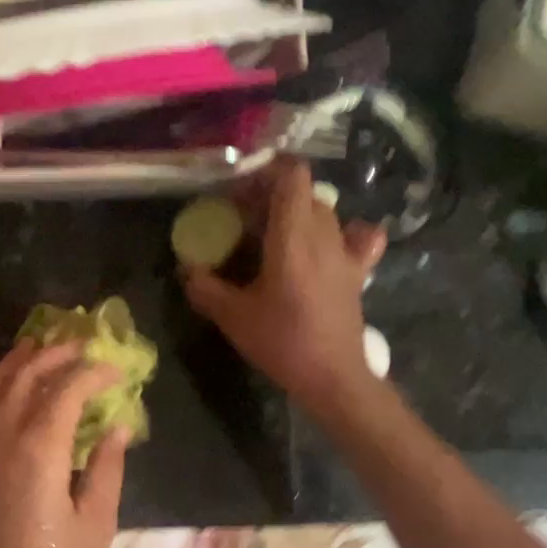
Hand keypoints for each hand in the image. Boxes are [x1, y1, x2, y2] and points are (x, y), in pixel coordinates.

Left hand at [0, 341, 129, 547]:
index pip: (65, 391)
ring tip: (42, 347)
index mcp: (37, 452)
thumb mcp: (96, 524)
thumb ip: (107, 467)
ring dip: (17, 362)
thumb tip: (116, 426)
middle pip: (24, 377)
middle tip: (82, 346)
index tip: (116, 370)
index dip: (92, 372)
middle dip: (55, 354)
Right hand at [183, 157, 387, 413]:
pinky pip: (358, 236)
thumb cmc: (282, 342)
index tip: (239, 189)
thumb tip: (187, 269)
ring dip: (298, 215)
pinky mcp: (358, 271)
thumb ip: (205, 288)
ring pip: (324, 212)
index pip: (291, 176)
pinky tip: (326, 247)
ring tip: (274, 238)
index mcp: (292, 236)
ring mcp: (346, 251)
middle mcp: (324, 233)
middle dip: (273, 197)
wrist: (332, 376)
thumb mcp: (232, 317)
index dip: (266, 171)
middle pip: (303, 193)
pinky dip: (342, 232)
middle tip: (244, 220)